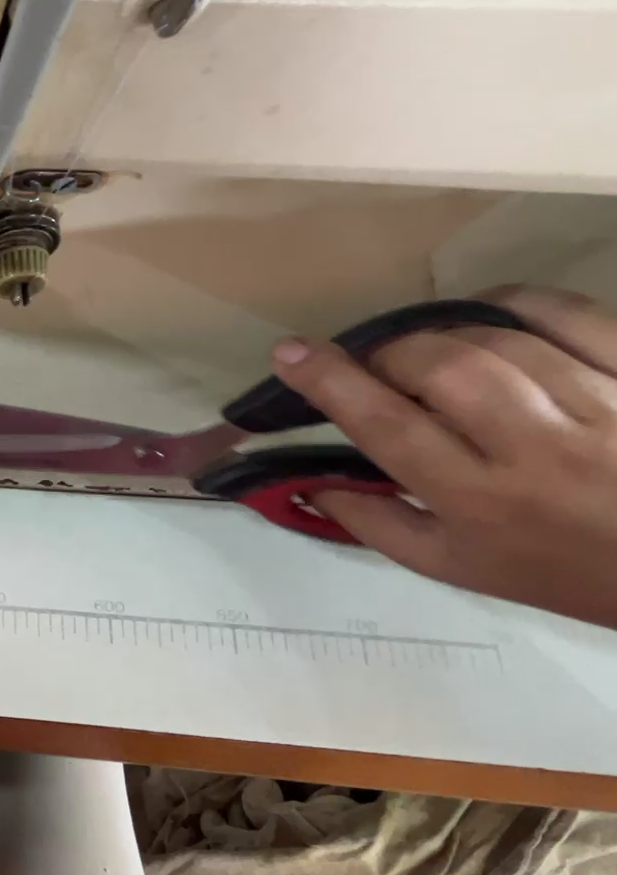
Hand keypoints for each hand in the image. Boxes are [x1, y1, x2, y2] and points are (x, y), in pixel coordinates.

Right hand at [270, 285, 616, 628]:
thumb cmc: (559, 570)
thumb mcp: (450, 565)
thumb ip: (370, 521)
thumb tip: (304, 479)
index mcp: (477, 500)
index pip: (386, 425)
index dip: (330, 382)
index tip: (289, 353)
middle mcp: (538, 449)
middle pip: (441, 369)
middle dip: (389, 354)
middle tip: (376, 366)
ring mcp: (603, 405)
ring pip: (499, 338)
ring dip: (441, 332)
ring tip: (424, 348)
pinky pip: (573, 315)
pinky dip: (515, 303)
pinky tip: (488, 315)